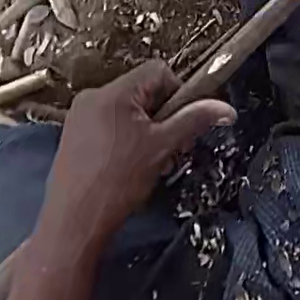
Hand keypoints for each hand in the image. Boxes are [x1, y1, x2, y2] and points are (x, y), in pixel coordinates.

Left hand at [36, 58, 235, 251]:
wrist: (71, 228)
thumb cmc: (118, 182)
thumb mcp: (164, 146)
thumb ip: (196, 119)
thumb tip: (228, 108)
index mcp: (113, 93)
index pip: (159, 71)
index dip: (178, 92)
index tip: (180, 122)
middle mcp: (93, 97)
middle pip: (145, 89)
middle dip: (164, 113)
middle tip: (170, 144)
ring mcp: (79, 117)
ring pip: (131, 107)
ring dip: (149, 127)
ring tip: (151, 158)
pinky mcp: (74, 136)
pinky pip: (113, 121)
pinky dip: (129, 135)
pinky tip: (131, 163)